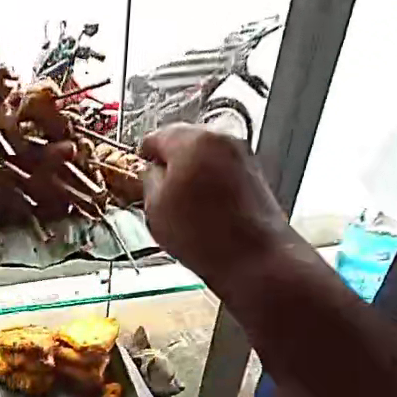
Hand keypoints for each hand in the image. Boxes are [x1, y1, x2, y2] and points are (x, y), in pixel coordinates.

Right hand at [138, 124, 302, 287]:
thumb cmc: (206, 237)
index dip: (144, 156)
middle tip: (160, 193)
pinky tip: (206, 213)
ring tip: (184, 210)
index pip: (156, 137)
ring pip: (206, 158)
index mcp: (191, 141)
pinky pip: (224, 173)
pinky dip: (212, 186)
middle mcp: (220, 139)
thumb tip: (152, 174)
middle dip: (171, 166)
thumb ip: (148, 181)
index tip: (141, 169)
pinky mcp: (255, 175)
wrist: (253, 259)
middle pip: (185, 143)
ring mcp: (242, 156)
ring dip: (193, 177)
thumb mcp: (156, 209)